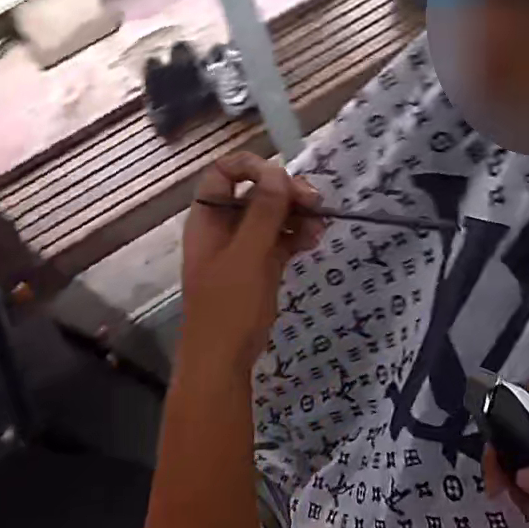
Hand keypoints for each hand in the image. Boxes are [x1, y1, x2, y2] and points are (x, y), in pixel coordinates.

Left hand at [180, 153, 325, 368]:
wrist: (222, 359)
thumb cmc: (228, 307)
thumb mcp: (248, 256)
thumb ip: (263, 213)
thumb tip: (278, 172)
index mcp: (208, 218)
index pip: (225, 172)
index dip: (253, 168)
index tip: (284, 180)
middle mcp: (224, 227)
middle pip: (255, 193)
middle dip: (285, 193)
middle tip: (315, 203)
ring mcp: (243, 248)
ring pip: (272, 217)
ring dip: (297, 216)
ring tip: (320, 226)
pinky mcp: (260, 267)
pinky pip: (280, 241)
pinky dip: (297, 237)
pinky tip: (314, 241)